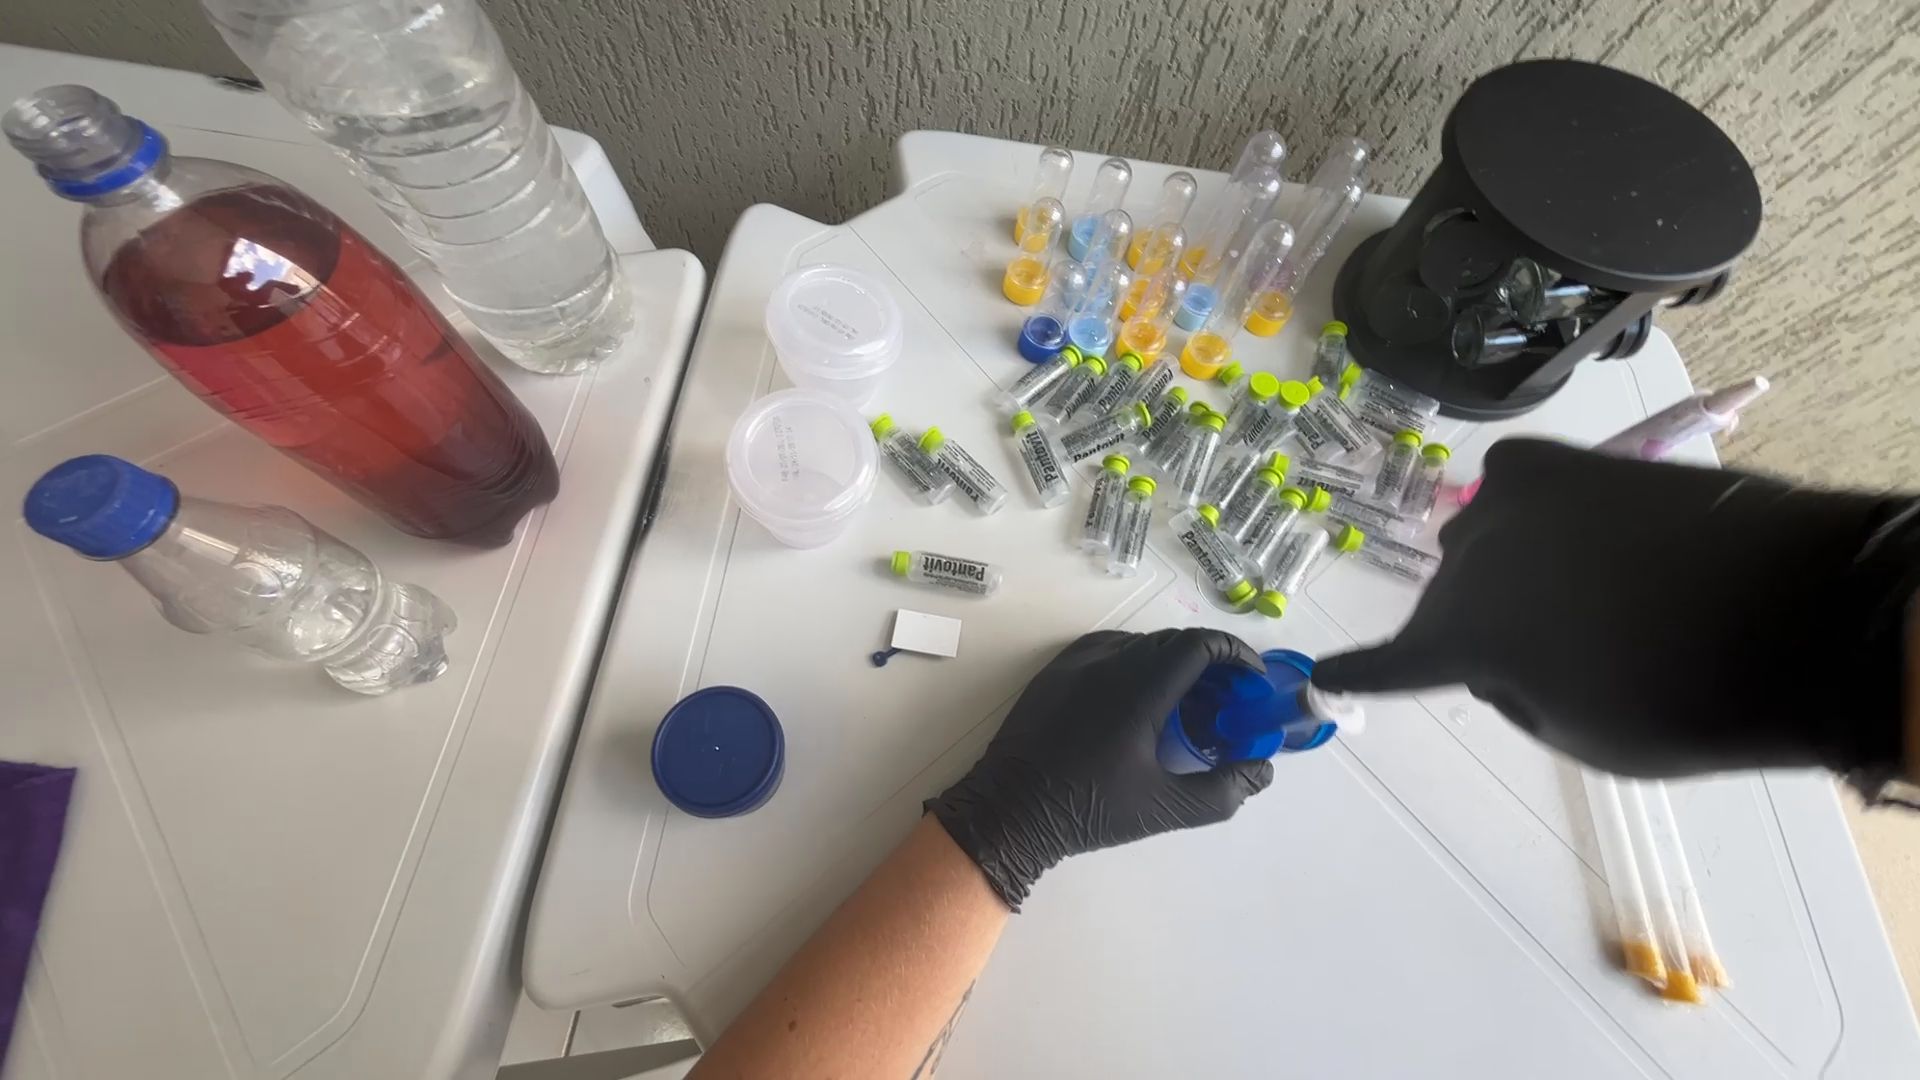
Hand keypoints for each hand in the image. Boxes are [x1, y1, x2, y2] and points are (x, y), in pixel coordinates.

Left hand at [927, 628, 1274, 910]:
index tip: (1251, 678)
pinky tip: (1138, 690)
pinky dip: (1133, 658)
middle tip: (1225, 695)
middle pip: (1170, 641)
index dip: (1233, 654)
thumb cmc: (1090, 809)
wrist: (1012, 808)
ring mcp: (1076, 663)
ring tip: (1185, 695)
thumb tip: (1261, 771)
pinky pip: (1104, 647)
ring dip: (1170, 658)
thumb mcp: (1165, 808)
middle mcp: (1107, 664)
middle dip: (1208, 660)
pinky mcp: (1054, 671)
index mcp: (1139, 689)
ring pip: (1137, 642)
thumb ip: (1222, 790)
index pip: (1197, 646)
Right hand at [1313, 438, 1913, 779]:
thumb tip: (1489, 654)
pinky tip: (1551, 514)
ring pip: (1472, 544)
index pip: (1384, 663)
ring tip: (1579, 581)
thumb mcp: (1583, 738)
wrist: (1811, 617)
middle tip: (1553, 645)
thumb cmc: (1694, 702)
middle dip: (1477, 626)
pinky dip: (1520, 500)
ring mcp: (1506, 510)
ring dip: (1505, 568)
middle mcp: (1463, 569)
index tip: (1322, 676)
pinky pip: (1508, 476)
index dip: (1353, 674)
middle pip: (1442, 601)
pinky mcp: (1557, 468)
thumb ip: (1508, 695)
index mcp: (1462, 640)